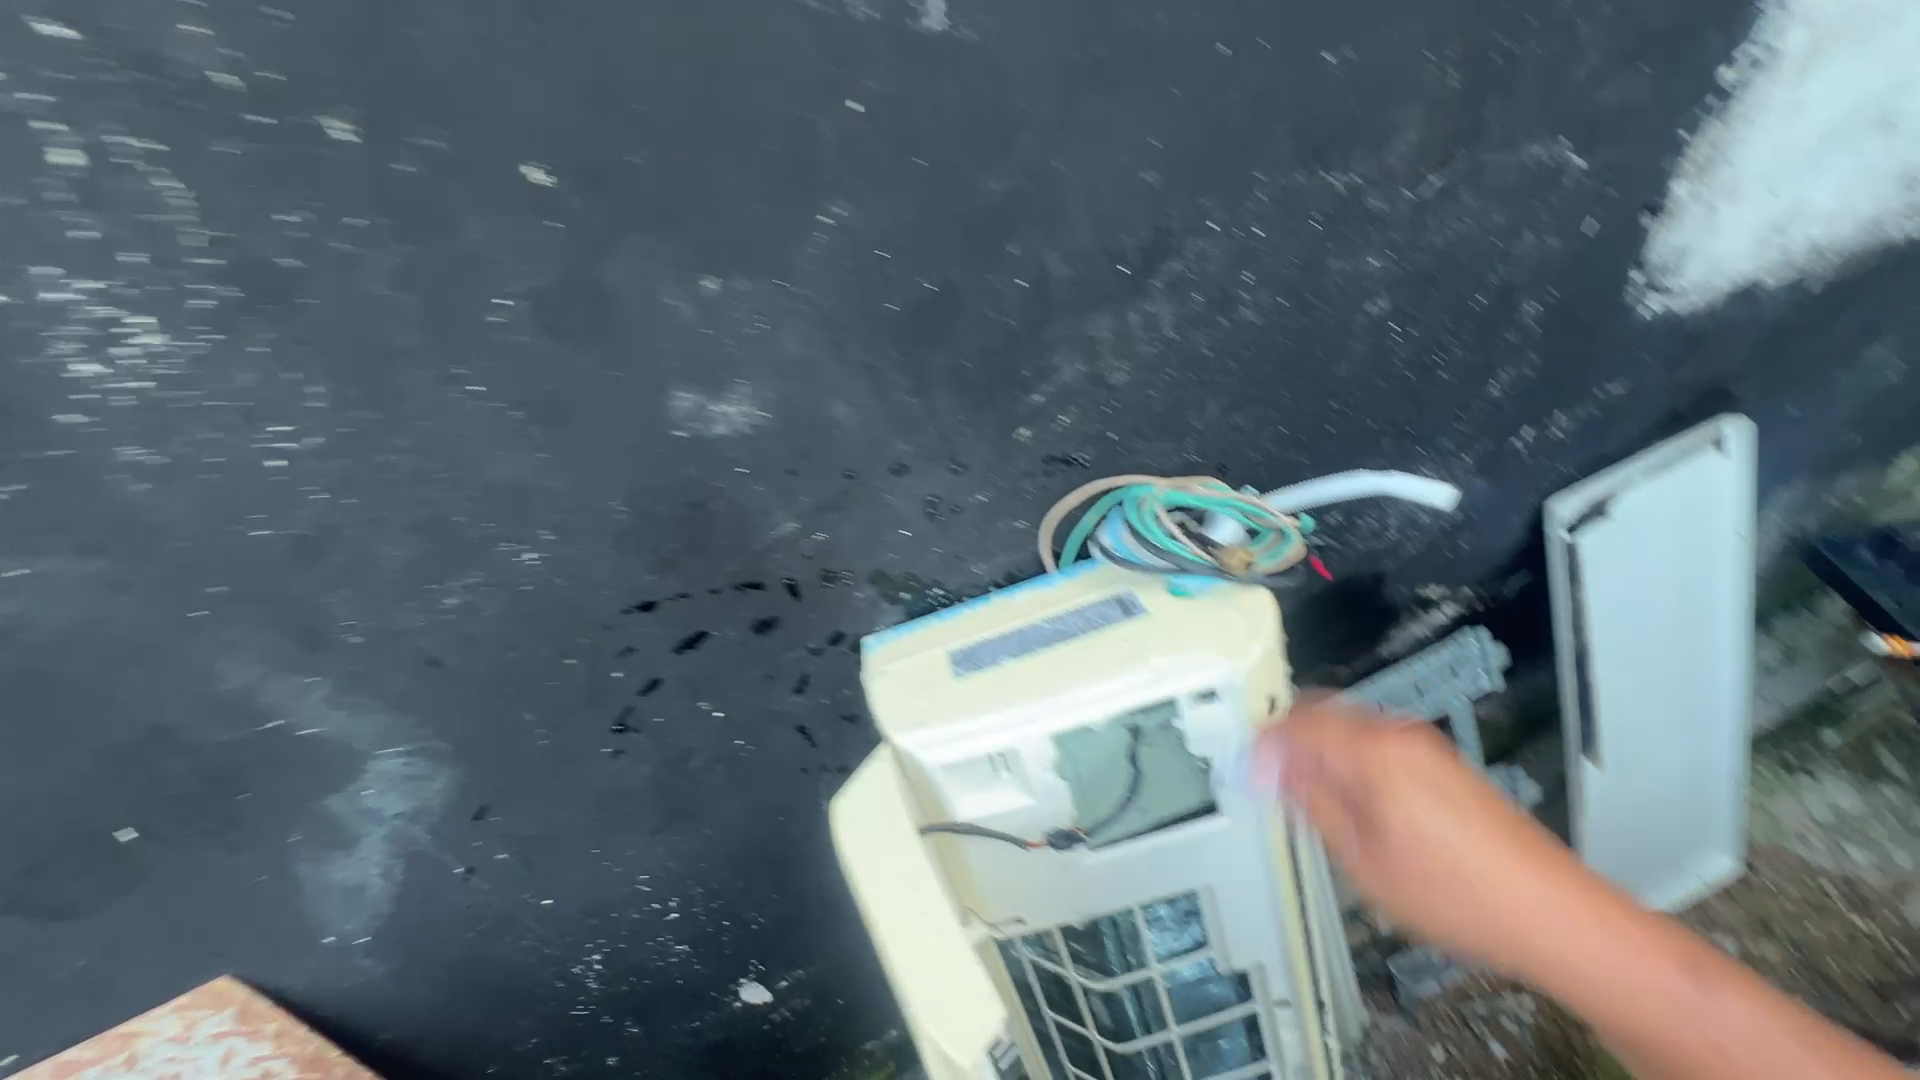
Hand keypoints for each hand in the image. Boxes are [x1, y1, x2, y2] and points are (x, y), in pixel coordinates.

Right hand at [1258, 696, 1621, 979]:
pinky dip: (1348, 758)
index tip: (1246, 766)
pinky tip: (1347, 799)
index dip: (1262, 742)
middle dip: (1287, 740)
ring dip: (1317, 749)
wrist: (1549, 914)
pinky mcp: (1441, 764)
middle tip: (1266, 775)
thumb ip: (1310, 801)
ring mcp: (1426, 748)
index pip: (1296, 721)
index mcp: (1374, 751)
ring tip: (1302, 793)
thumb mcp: (1360, 856)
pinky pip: (1376, 743)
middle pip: (1322, 713)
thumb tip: (1272, 770)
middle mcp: (1400, 736)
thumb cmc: (1462, 894)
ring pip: (1349, 726)